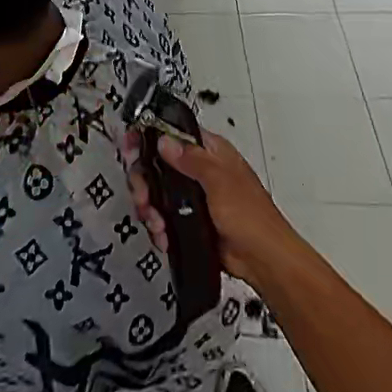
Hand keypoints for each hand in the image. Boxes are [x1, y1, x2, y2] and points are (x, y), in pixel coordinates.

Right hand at [119, 130, 306, 286]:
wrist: (260, 257)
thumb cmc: (252, 218)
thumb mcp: (220, 181)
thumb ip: (191, 159)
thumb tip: (166, 141)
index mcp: (212, 152)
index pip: (175, 133)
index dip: (151, 137)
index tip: (131, 145)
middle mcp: (201, 170)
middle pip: (157, 164)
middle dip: (145, 181)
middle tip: (143, 196)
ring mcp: (193, 195)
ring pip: (157, 192)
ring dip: (150, 207)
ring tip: (157, 222)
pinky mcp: (189, 218)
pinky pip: (163, 215)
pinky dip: (159, 225)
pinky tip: (164, 234)